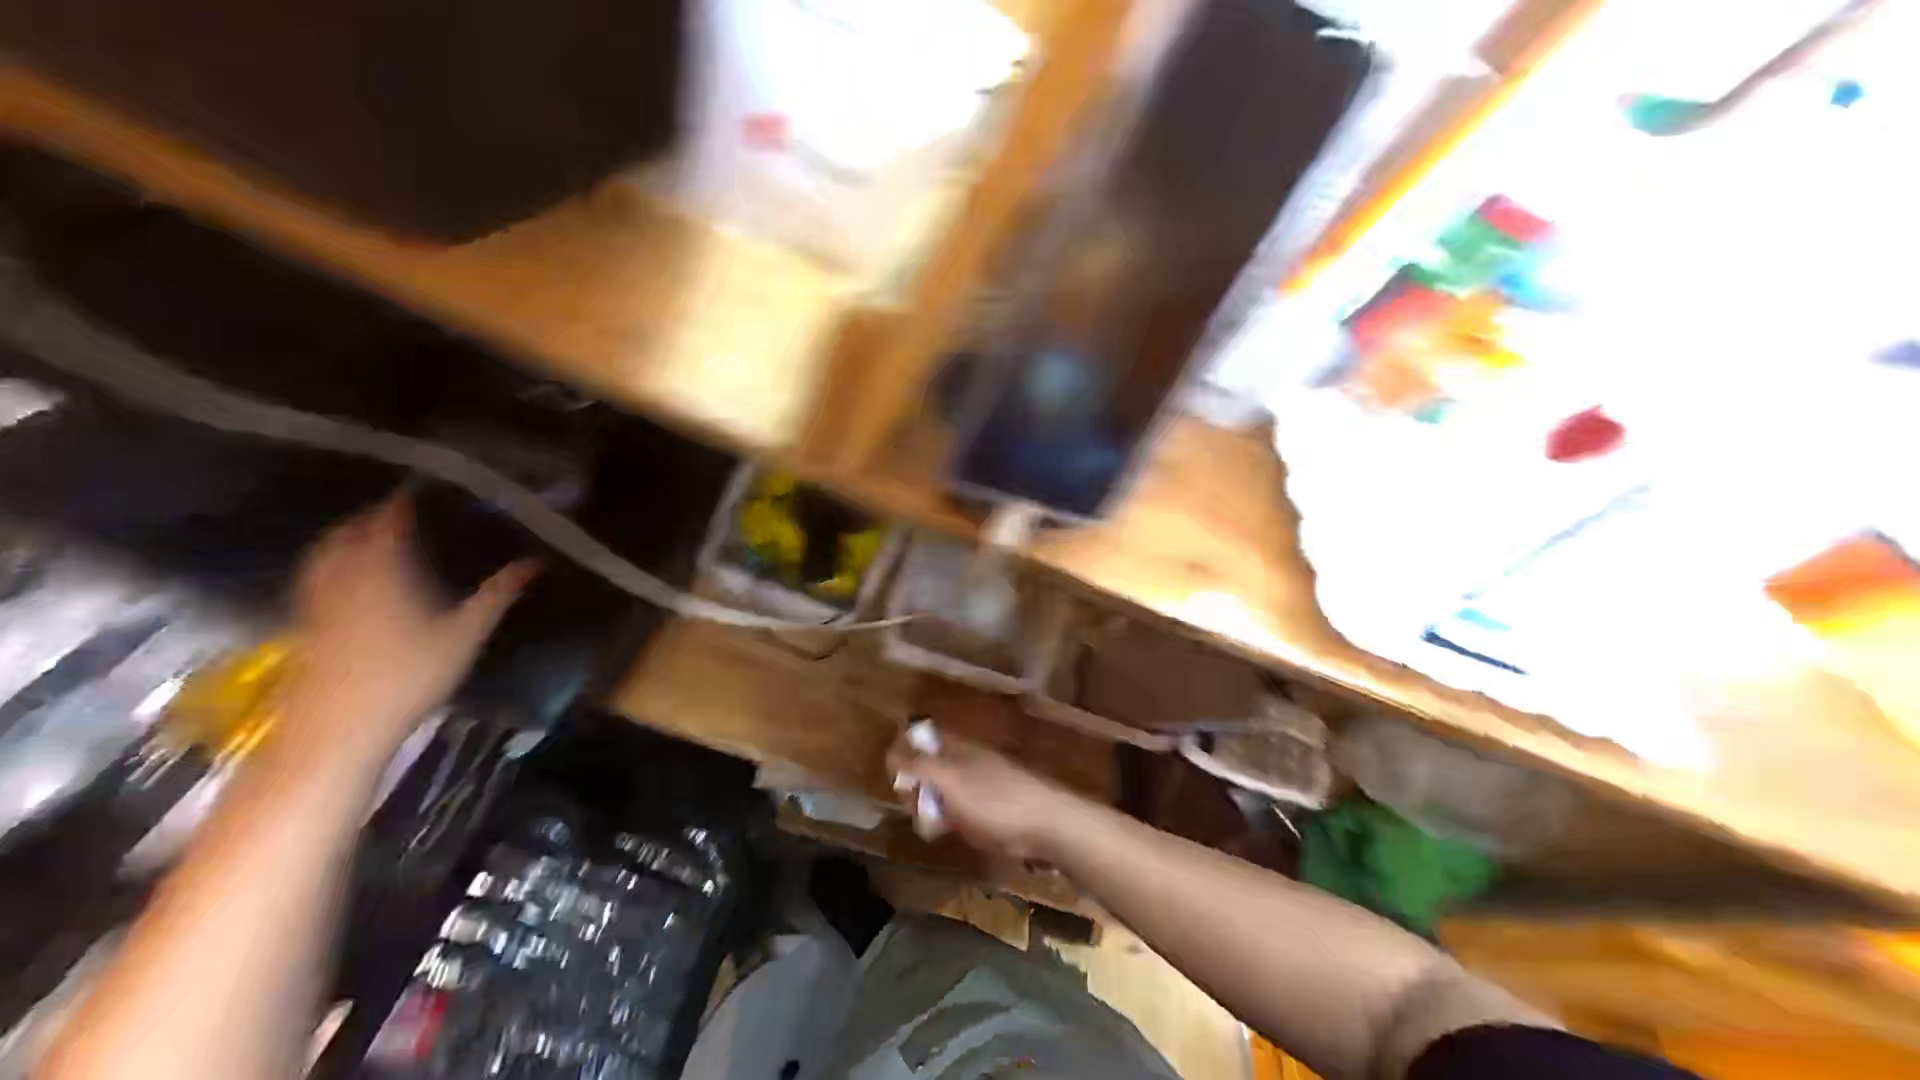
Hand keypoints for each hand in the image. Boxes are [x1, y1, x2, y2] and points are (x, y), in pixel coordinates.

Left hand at [281, 494, 535, 762]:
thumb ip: (499, 593)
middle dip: (374, 515)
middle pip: (351, 530)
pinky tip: (350, 577)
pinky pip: (316, 576)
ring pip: (326, 552)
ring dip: (348, 536)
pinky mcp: (304, 622)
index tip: (425, 487)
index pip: (389, 517)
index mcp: (383, 567)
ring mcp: (317, 598)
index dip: (404, 498)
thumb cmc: (409, 675)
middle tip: (404, 510)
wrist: (337, 728)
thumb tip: (537, 560)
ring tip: (375, 535)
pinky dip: (332, 563)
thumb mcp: (466, 633)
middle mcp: (343, 573)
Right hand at [890, 732, 1097, 864]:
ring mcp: (990, 782)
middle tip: (921, 815)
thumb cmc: (996, 803)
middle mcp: (973, 759)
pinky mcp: (1003, 807)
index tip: (899, 787)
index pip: (923, 742)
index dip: (905, 760)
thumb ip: (920, 765)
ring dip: (940, 811)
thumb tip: (892, 752)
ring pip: (952, 792)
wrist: (1052, 826)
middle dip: (922, 792)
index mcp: (959, 748)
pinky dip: (962, 822)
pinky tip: (966, 836)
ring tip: (941, 830)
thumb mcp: (949, 781)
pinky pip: (971, 810)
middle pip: (935, 769)